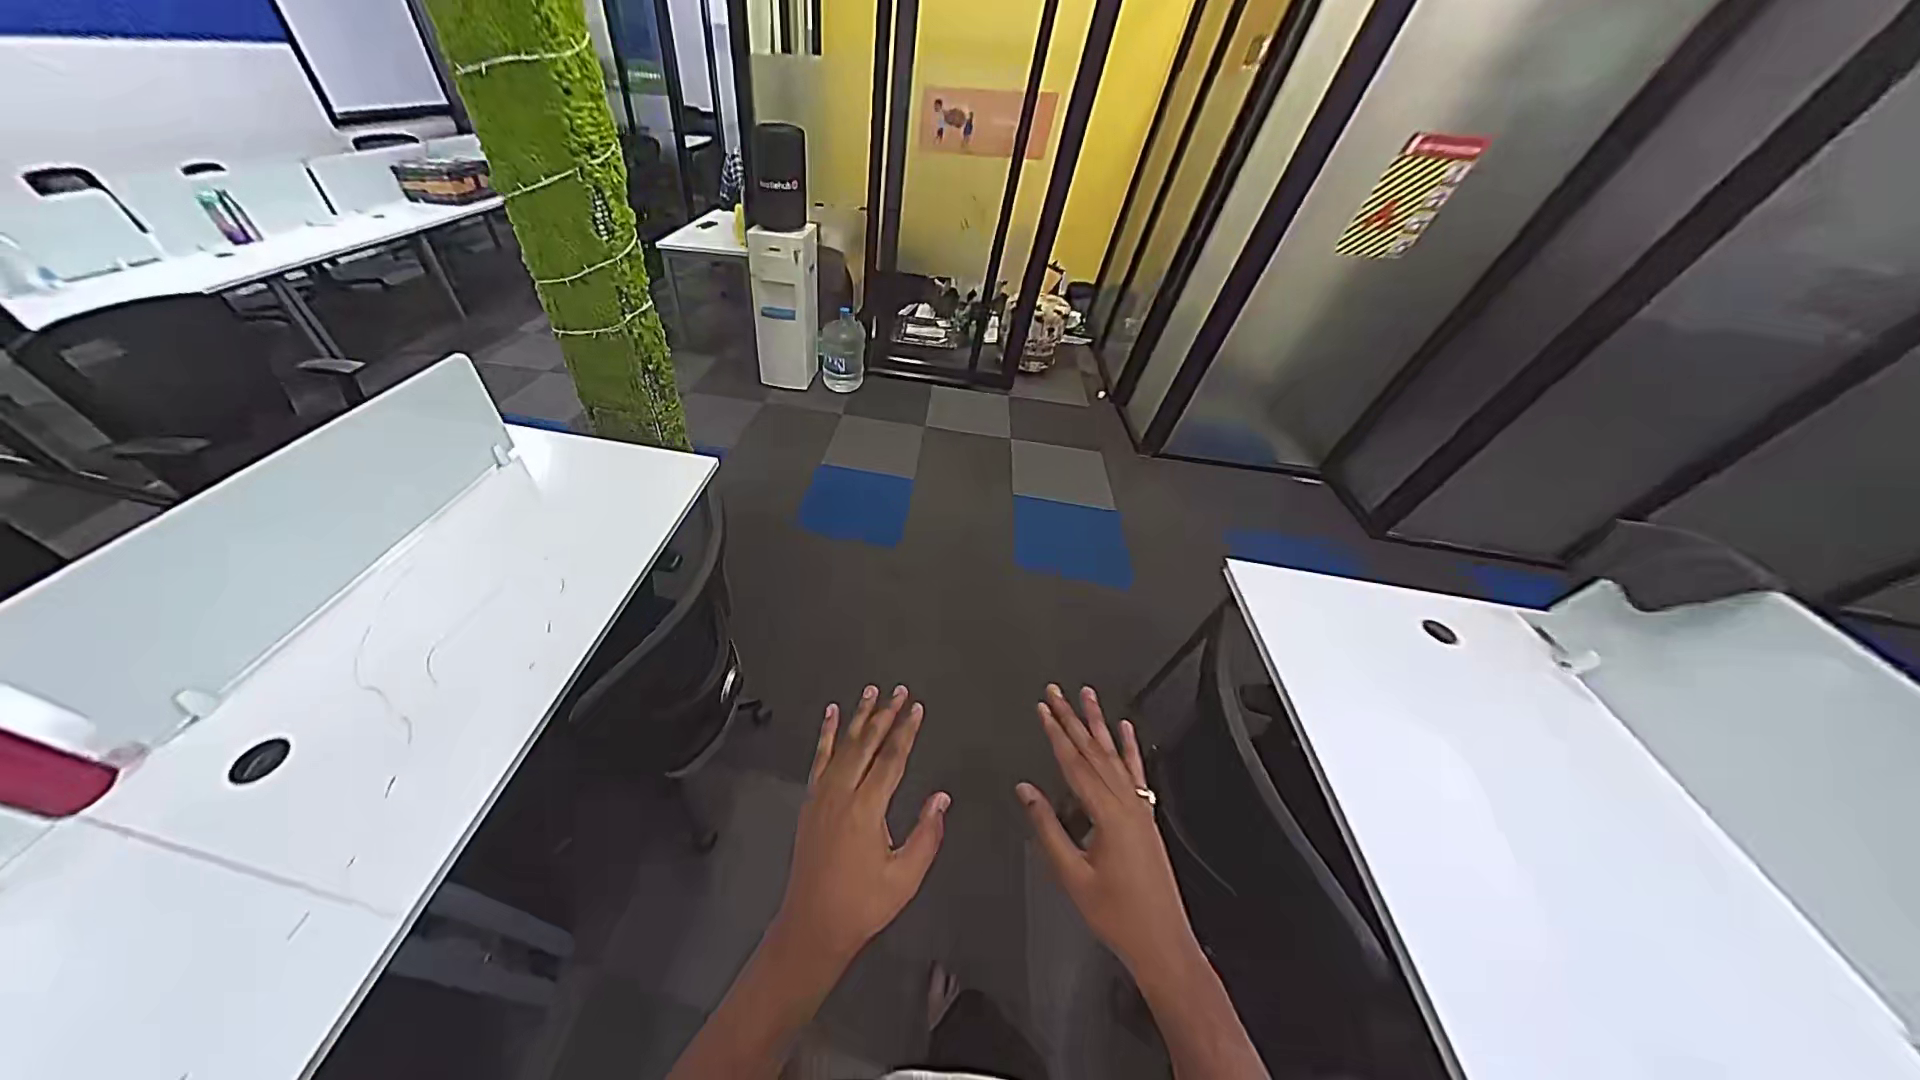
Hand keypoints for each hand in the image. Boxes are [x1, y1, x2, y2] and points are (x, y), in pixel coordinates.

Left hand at [775, 684, 947, 967]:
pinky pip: (818, 758)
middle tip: (900, 692)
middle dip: (886, 714)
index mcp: (866, 810)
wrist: (812, 926)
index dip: (906, 731)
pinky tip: (829, 717)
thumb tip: (941, 800)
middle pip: (866, 743)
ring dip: (858, 716)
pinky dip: (825, 734)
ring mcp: (821, 796)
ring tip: (871, 692)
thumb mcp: (905, 876)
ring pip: (842, 744)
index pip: (891, 758)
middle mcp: (841, 795)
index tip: (916, 710)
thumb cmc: (859, 905)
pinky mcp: (810, 802)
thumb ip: (927, 834)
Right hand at [1018, 684, 1199, 980]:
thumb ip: (1047, 827)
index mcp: (1108, 815)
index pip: (1075, 762)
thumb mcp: (1072, 874)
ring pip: (1114, 754)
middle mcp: (1127, 804)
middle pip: (1093, 750)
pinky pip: (1136, 772)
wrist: (1161, 941)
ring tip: (1088, 696)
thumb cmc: (1117, 914)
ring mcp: (1140, 808)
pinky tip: (1125, 730)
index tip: (1043, 709)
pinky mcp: (1146, 817)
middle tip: (1057, 692)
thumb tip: (1027, 791)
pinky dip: (1129, 748)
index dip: (1055, 733)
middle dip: (1072, 717)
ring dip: (1099, 723)